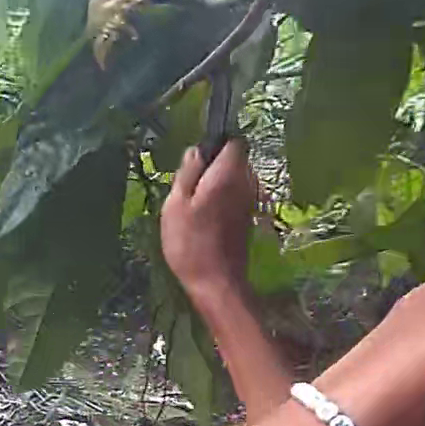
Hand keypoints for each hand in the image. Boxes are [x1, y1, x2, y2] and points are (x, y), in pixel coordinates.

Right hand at [161, 140, 260, 299]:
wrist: (216, 282)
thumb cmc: (190, 243)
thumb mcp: (176, 204)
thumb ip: (187, 172)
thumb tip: (196, 150)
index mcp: (227, 175)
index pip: (233, 142)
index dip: (215, 145)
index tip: (196, 162)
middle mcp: (245, 184)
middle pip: (234, 161)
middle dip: (213, 167)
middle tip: (188, 189)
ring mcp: (248, 203)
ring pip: (233, 181)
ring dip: (215, 186)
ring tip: (193, 207)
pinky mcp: (246, 220)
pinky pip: (234, 198)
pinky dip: (220, 202)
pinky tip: (203, 221)